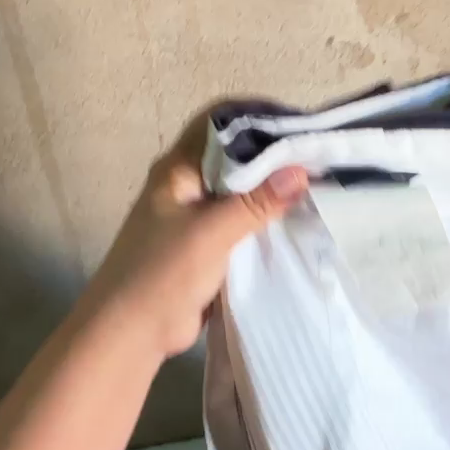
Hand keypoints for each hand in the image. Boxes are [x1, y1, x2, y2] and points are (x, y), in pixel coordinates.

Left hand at [85, 117, 306, 357]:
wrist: (129, 332)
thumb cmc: (161, 274)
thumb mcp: (211, 233)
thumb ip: (255, 203)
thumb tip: (301, 171)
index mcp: (177, 169)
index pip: (220, 120)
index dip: (260, 116)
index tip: (302, 128)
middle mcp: (186, 184)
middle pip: (234, 153)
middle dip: (274, 153)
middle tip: (319, 157)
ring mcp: (196, 215)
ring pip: (241, 189)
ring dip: (273, 188)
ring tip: (317, 186)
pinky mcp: (206, 245)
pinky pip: (242, 221)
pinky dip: (267, 218)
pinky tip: (296, 222)